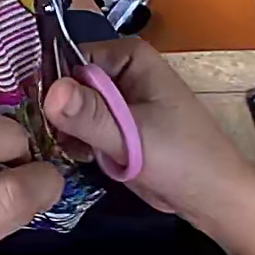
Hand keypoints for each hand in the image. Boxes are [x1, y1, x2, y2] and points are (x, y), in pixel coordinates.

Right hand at [45, 37, 254, 218]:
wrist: (212, 197)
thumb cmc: (183, 160)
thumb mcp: (132, 137)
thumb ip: (90, 115)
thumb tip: (50, 91)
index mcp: (129, 57)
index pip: (69, 59)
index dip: (53, 87)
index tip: (43, 118)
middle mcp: (121, 71)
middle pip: (67, 83)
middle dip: (60, 113)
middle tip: (60, 141)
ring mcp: (118, 99)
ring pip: (71, 107)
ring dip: (66, 131)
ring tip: (75, 151)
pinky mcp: (115, 124)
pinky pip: (82, 126)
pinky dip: (76, 142)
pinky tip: (83, 157)